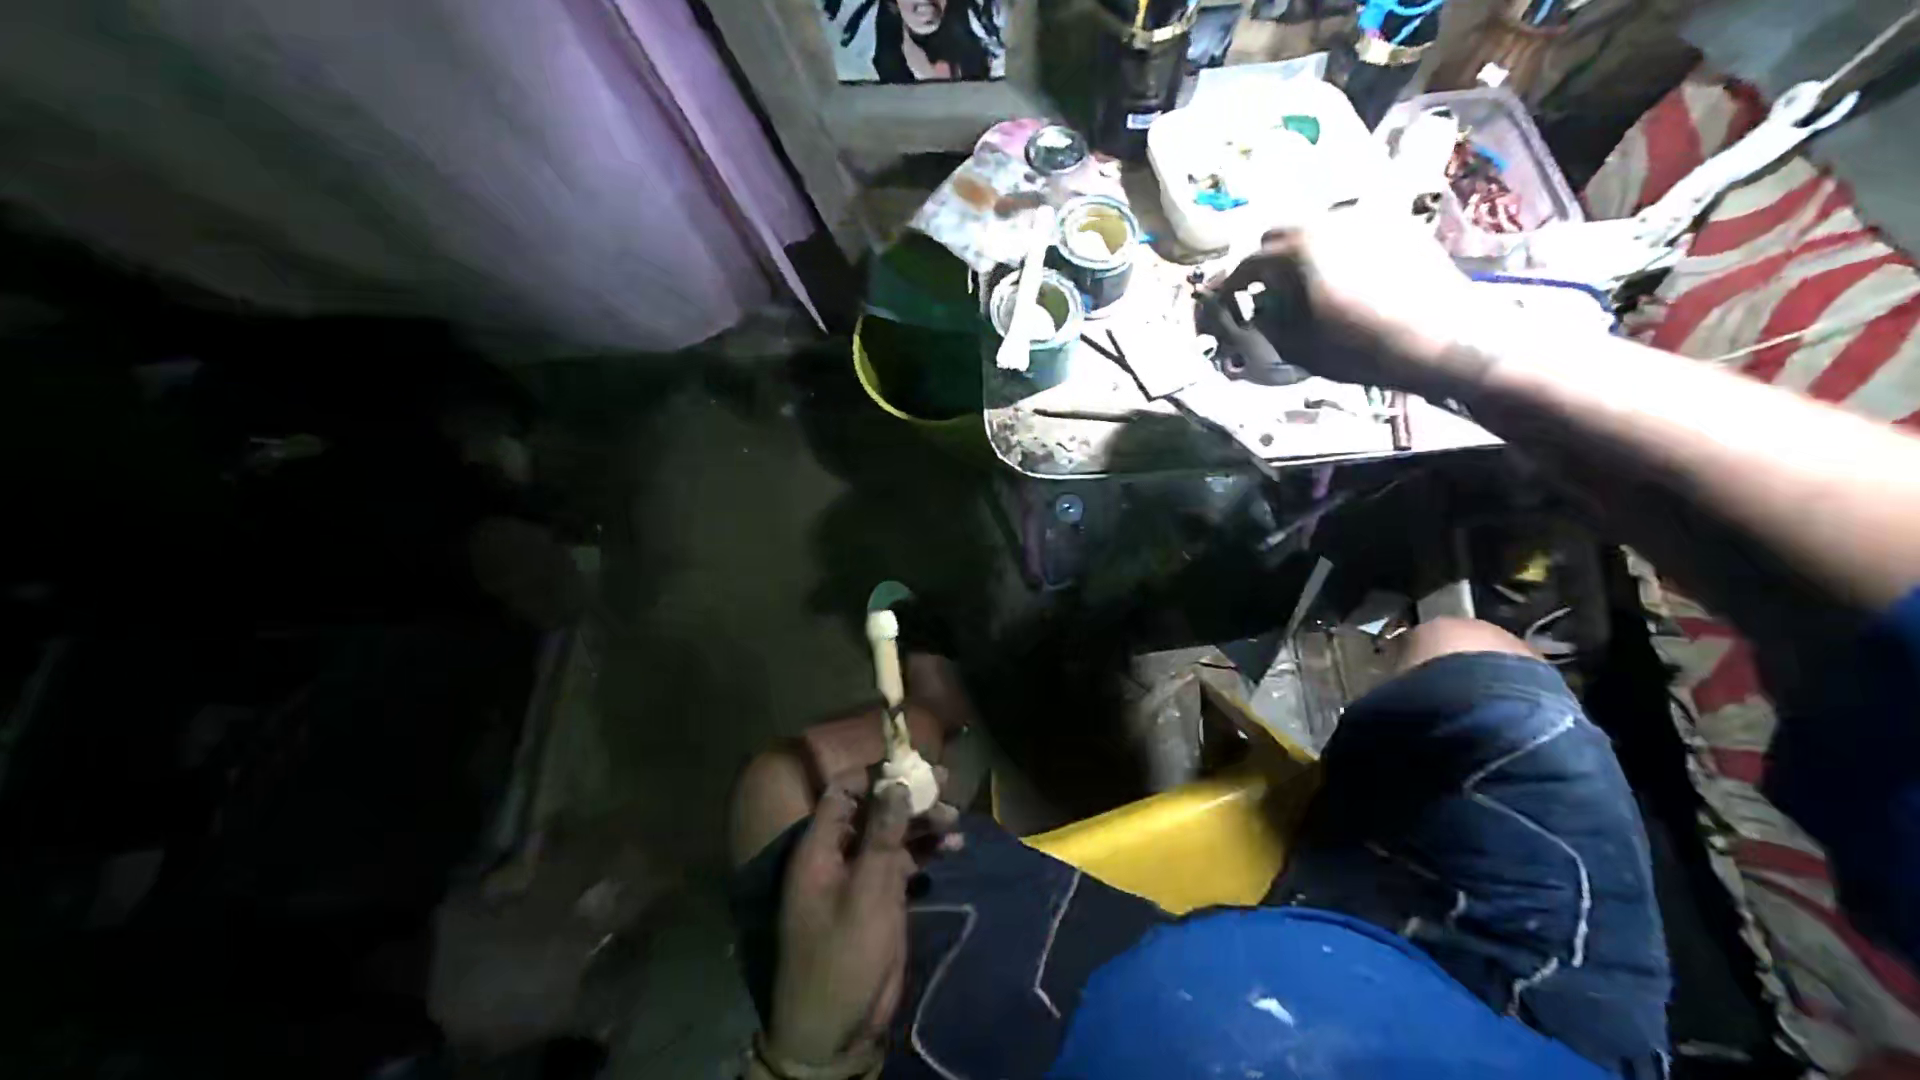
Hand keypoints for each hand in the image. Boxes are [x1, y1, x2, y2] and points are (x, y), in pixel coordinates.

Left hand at [765, 777, 955, 1066]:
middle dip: (909, 795)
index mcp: (821, 846)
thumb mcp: (866, 892)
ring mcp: (862, 873)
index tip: (911, 765)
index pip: (844, 792)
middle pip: (875, 808)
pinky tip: (954, 848)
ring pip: (894, 831)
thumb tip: (898, 783)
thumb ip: (882, 835)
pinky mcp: (882, 894)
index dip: (875, 774)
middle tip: (946, 784)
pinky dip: (928, 851)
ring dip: (923, 822)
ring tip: (955, 821)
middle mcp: (840, 852)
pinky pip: (905, 859)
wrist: (839, 1027)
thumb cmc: (844, 954)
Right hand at [1206, 209, 1495, 398]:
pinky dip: (1334, 252)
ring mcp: (1367, 216)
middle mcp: (1328, 219)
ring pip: (1316, 230)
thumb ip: (1263, 325)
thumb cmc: (1360, 347)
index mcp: (1297, 248)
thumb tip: (1250, 314)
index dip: (1232, 286)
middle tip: (1266, 294)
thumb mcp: (1296, 346)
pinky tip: (1342, 280)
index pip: (1247, 262)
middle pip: (1280, 235)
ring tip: (1305, 287)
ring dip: (1300, 254)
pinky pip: (1350, 233)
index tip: (1227, 304)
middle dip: (1266, 263)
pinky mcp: (1397, 224)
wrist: (1444, 338)